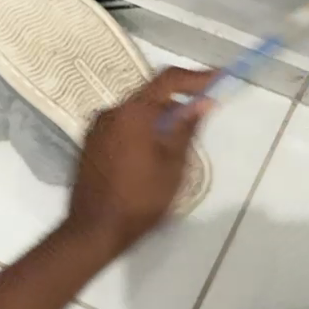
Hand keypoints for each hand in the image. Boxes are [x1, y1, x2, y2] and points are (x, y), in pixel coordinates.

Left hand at [62, 67, 212, 256]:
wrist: (94, 231)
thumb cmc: (140, 200)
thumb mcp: (173, 165)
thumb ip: (186, 128)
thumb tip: (202, 102)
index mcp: (131, 112)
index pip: (168, 79)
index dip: (197, 77)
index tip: (219, 80)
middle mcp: (109, 113)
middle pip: (149, 97)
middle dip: (177, 104)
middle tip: (199, 121)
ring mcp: (95, 130)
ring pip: (134, 115)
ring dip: (158, 121)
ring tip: (176, 148)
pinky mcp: (89, 146)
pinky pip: (121, 129)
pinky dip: (140, 133)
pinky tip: (152, 157)